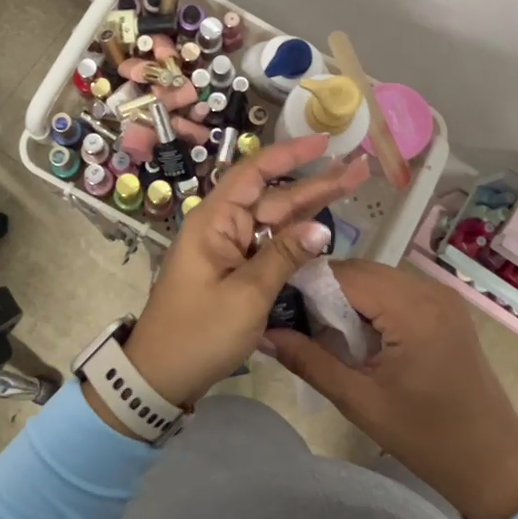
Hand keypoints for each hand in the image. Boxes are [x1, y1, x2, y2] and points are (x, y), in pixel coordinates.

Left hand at [116, 134, 370, 409]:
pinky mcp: (233, 271)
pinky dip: (295, 236)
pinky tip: (322, 227)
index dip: (289, 155)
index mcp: (214, 221)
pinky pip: (268, 244)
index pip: (254, 173)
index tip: (323, 143)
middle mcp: (221, 226)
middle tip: (357, 168)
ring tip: (349, 184)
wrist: (160, 375)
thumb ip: (284, 257)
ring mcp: (228, 249)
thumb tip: (320, 228)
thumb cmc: (199, 332)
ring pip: (274, 219)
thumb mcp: (247, 295)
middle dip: (314, 182)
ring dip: (309, 206)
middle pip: (272, 196)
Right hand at [264, 260, 517, 518]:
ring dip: (346, 297)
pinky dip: (370, 303)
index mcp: (412, 310)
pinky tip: (355, 335)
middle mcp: (429, 290)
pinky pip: (396, 290)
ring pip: (376, 278)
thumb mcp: (359, 401)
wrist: (492, 461)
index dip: (304, 285)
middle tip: (294, 322)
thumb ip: (309, 361)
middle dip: (323, 290)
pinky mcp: (446, 308)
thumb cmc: (426, 436)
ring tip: (321, 331)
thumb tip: (264, 332)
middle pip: (360, 270)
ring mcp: (441, 296)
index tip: (275, 306)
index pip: (343, 275)